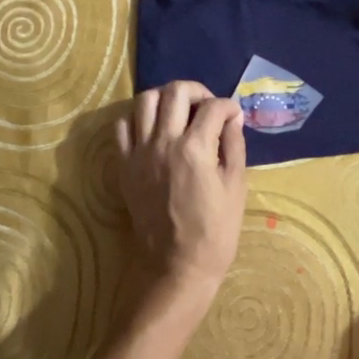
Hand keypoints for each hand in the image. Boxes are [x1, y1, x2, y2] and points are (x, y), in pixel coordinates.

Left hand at [113, 81, 248, 288]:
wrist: (177, 267)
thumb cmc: (214, 231)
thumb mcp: (236, 188)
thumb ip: (234, 146)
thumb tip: (233, 118)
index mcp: (195, 149)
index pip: (213, 107)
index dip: (228, 106)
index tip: (233, 115)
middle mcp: (164, 142)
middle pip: (175, 91)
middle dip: (197, 90)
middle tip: (207, 105)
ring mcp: (140, 152)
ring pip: (145, 100)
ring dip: (165, 98)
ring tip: (178, 111)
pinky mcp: (124, 166)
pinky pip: (122, 126)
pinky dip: (137, 119)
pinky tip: (152, 129)